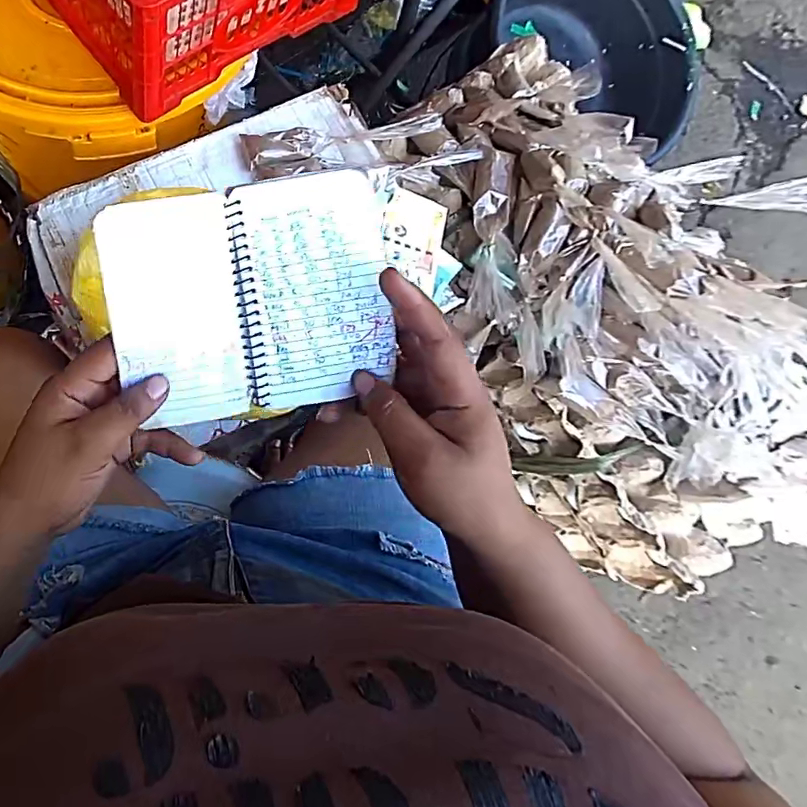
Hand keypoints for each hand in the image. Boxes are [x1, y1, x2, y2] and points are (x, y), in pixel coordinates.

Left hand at [0, 339, 202, 535]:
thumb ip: (126, 411)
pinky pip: (143, 435)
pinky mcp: (112, 443)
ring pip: (142, 408)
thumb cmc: (48, 479)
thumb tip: (162, 381)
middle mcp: (88, 398)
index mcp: (72, 387)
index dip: (141, 344)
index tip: (177, 339)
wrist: (28, 524)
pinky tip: (190, 455)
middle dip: (164, 377)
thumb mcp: (88, 444)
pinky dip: (164, 443)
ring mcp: (101, 420)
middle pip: (131, 378)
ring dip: (170, 415)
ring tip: (204, 413)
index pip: (109, 354)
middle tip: (202, 369)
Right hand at [354, 268, 525, 539]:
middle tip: (345, 300)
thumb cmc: (462, 494)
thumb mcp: (423, 457)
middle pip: (412, 344)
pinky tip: (330, 411)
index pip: (436, 338)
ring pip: (391, 370)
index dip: (412, 305)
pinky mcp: (416, 417)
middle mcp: (445, 387)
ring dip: (360, 367)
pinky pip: (384, 398)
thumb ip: (391, 414)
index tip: (387, 276)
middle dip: (380, 321)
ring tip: (326, 359)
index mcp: (461, 390)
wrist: (481, 529)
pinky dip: (359, 401)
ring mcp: (430, 401)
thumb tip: (361, 378)